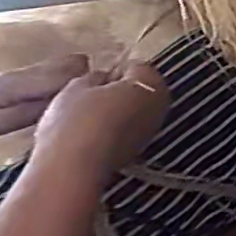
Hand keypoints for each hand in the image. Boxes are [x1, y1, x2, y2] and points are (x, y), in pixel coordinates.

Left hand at [0, 54, 89, 155]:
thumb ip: (23, 114)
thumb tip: (66, 102)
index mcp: (15, 82)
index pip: (68, 73)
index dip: (89, 84)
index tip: (100, 102)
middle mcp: (20, 74)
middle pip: (73, 65)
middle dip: (88, 80)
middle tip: (88, 106)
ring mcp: (17, 80)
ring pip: (65, 70)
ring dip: (77, 84)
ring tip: (76, 108)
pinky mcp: (16, 88)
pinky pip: (53, 80)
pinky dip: (64, 89)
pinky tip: (58, 109)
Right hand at [32, 63, 169, 179]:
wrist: (73, 167)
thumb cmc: (75, 120)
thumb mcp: (75, 89)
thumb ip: (94, 77)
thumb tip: (103, 78)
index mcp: (151, 81)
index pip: (135, 68)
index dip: (111, 74)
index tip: (91, 86)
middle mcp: (162, 100)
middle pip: (140, 88)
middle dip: (118, 92)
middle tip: (87, 103)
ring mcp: (155, 124)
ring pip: (136, 109)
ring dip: (118, 112)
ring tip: (87, 122)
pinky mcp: (143, 145)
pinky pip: (130, 129)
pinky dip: (116, 129)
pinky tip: (93, 137)